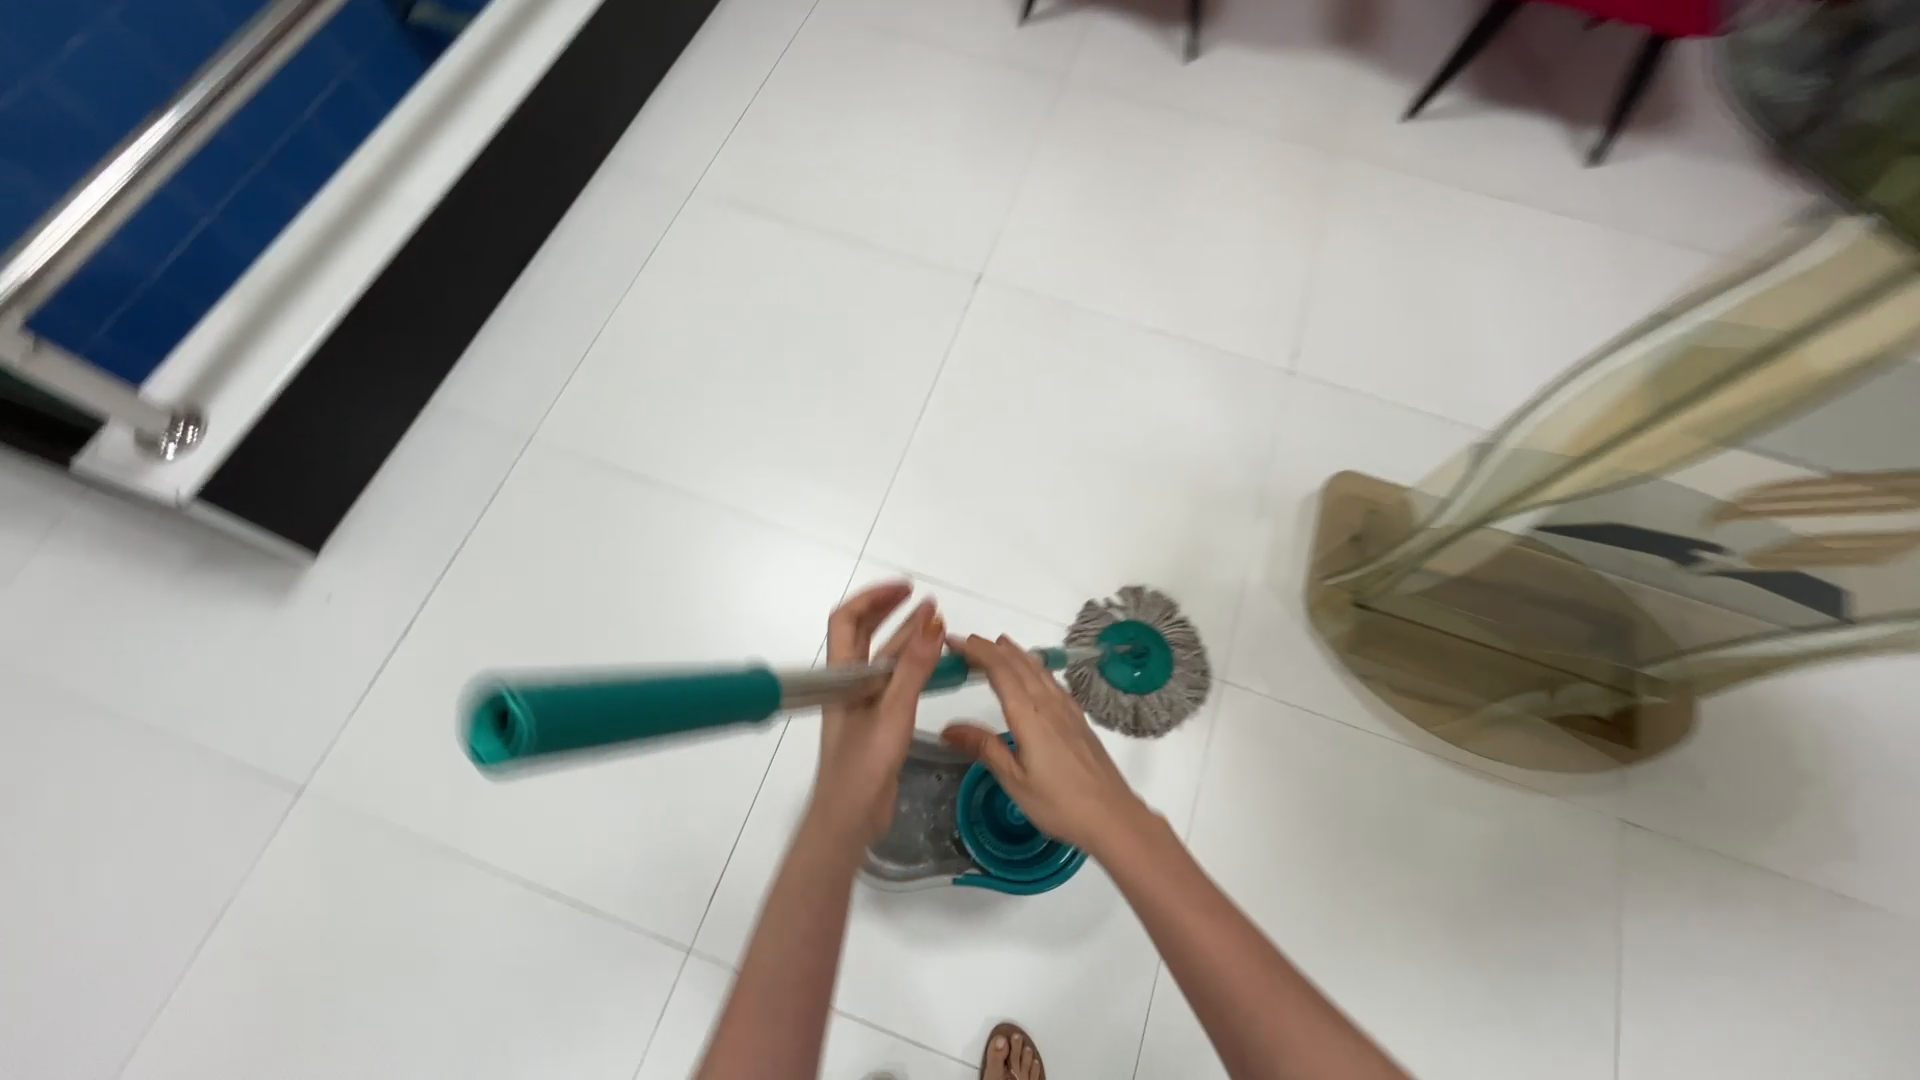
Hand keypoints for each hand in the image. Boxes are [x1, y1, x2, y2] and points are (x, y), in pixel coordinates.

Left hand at [809, 582, 943, 848]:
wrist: (850, 818)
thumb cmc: (864, 764)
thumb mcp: (893, 711)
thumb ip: (913, 667)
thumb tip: (932, 622)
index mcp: (842, 675)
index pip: (848, 620)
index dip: (873, 598)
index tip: (906, 589)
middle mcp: (850, 682)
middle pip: (864, 633)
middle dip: (891, 611)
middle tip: (924, 599)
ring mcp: (863, 702)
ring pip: (884, 658)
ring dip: (907, 638)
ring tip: (938, 622)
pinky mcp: (877, 721)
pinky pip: (895, 682)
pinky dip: (914, 666)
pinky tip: (935, 663)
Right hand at [940, 634, 1150, 855]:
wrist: (1112, 816)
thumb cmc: (1059, 803)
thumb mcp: (1014, 781)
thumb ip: (984, 748)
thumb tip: (948, 728)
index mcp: (1029, 715)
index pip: (999, 671)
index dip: (976, 651)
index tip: (954, 641)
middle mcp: (1049, 704)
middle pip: (1019, 664)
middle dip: (992, 649)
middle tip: (968, 641)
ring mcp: (1067, 710)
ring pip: (1038, 670)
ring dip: (1016, 654)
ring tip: (999, 645)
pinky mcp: (1078, 719)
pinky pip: (1052, 682)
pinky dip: (1036, 668)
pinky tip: (1035, 674)